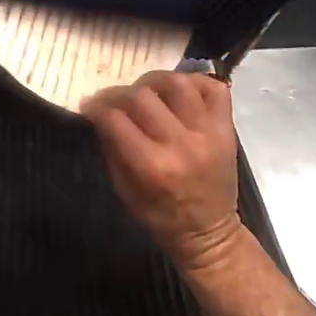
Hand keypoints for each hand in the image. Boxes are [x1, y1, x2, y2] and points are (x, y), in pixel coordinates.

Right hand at [81, 71, 245, 274]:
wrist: (210, 234)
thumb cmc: (161, 218)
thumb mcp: (125, 191)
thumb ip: (112, 150)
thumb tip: (99, 115)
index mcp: (153, 167)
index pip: (116, 119)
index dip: (96, 108)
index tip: (89, 106)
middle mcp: (181, 144)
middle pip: (142, 96)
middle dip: (119, 94)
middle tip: (114, 100)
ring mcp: (208, 133)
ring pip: (178, 83)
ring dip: (155, 81)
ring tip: (147, 91)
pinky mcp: (226, 128)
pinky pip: (214, 88)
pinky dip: (195, 82)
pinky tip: (179, 91)